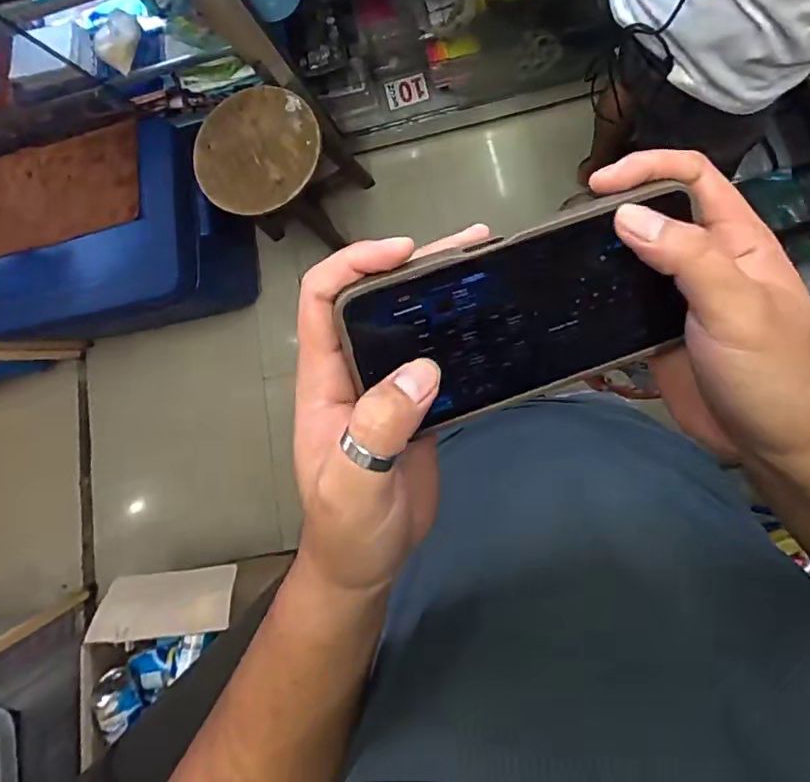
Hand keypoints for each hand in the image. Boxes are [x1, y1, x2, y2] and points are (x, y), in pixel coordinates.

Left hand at [290, 225, 490, 593]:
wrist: (367, 564)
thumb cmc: (346, 529)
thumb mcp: (354, 484)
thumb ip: (377, 430)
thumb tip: (421, 371)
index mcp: (325, 377)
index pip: (322, 297)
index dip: (355, 262)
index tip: (402, 252)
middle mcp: (354, 367)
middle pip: (374, 296)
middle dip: (413, 262)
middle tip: (466, 244)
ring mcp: (385, 383)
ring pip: (408, 320)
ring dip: (441, 289)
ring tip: (484, 263)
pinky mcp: (414, 402)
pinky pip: (434, 353)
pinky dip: (458, 330)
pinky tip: (487, 319)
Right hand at [589, 151, 809, 462]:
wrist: (776, 450)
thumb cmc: (773, 375)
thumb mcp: (738, 310)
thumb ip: (689, 258)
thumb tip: (626, 215)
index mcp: (737, 239)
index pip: (694, 176)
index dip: (649, 166)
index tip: (601, 183)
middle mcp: (705, 257)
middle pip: (658, 210)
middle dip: (617, 204)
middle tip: (573, 222)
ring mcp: (678, 294)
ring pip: (634, 253)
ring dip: (602, 247)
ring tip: (563, 253)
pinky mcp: (656, 327)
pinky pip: (622, 297)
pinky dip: (599, 289)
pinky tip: (574, 293)